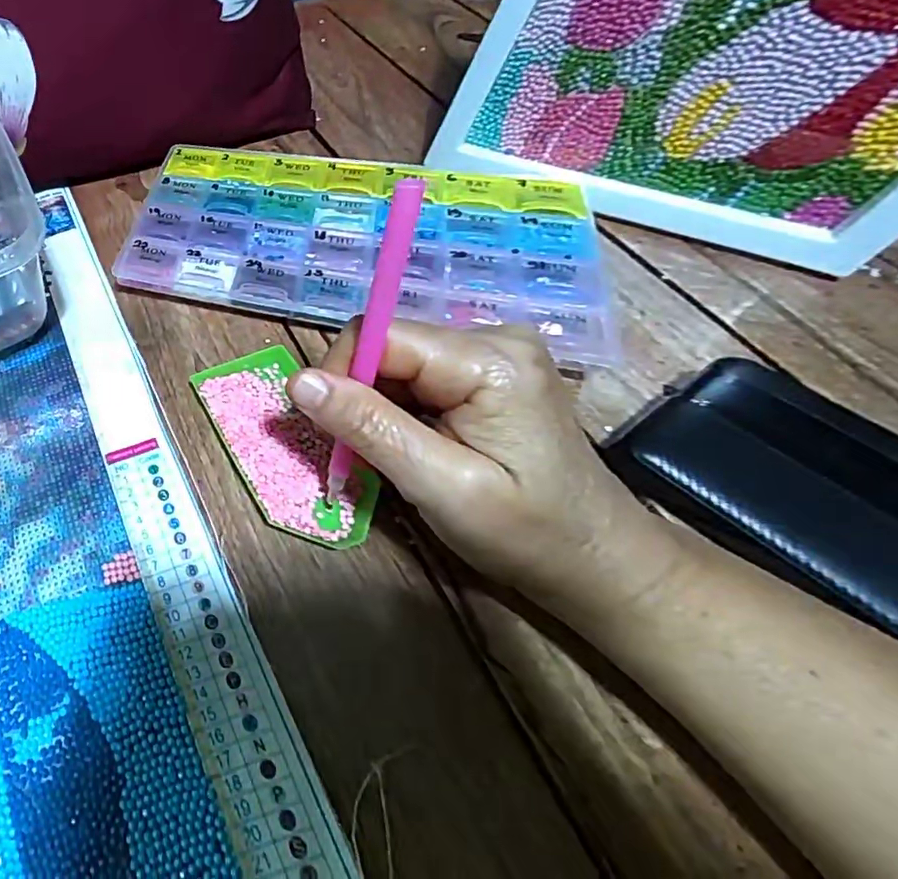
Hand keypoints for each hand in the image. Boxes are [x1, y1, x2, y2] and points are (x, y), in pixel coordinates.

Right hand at [288, 320, 682, 608]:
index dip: (339, 376)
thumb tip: (298, 382)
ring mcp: (493, 352)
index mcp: (490, 360)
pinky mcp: (487, 371)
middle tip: (356, 456)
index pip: (378, 336)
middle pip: (386, 346)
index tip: (331, 434)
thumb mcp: (438, 485)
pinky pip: (415, 376)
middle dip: (355, 398)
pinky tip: (409, 446)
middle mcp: (493, 338)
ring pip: (394, 363)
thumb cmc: (527, 533)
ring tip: (385, 458)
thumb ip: (369, 427)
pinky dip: (394, 411)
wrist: (599, 561)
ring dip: (372, 408)